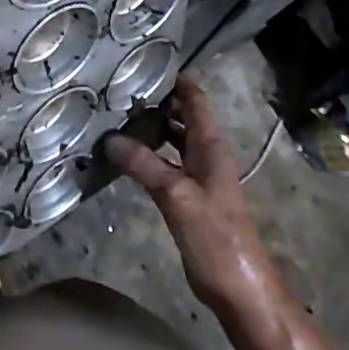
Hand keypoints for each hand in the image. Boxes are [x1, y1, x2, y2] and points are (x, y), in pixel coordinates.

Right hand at [104, 75, 287, 318]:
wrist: (238, 287)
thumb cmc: (215, 236)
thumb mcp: (176, 196)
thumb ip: (144, 165)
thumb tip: (110, 139)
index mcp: (211, 146)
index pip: (196, 99)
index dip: (176, 79)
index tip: (145, 62)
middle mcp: (205, 154)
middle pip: (182, 116)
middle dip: (156, 100)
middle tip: (117, 88)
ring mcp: (197, 176)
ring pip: (172, 140)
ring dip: (150, 127)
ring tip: (115, 114)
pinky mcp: (187, 197)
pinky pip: (165, 164)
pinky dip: (147, 154)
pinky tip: (124, 154)